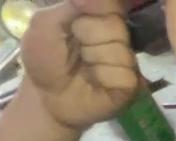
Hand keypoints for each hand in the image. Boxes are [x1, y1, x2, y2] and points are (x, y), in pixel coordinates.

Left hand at [21, 0, 141, 130]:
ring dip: (95, 59)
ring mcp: (127, 64)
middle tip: (75, 48)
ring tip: (85, 69)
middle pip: (116, 26)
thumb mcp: (46, 22)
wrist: (47, 96)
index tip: (79, 13)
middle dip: (87, 35)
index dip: (97, 6)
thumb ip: (70, 5)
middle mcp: (117, 39)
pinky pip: (125, 75)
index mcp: (97, 19)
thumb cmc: (44, 57)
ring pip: (121, 52)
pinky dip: (104, 78)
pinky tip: (96, 83)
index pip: (111, 4)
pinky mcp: (132, 87)